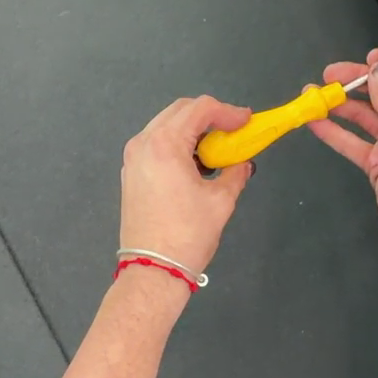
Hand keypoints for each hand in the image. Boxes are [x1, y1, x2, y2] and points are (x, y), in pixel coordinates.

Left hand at [121, 96, 254, 276]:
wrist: (154, 269)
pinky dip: (177, 145)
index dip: (228, 111)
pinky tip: (196, 163)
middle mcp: (143, 143)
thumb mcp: (221, 201)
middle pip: (179, 111)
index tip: (246, 122)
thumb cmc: (188, 235)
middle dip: (209, 116)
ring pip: (165, 126)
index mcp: (165, 144)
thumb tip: (243, 162)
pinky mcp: (131, 174)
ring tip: (217, 148)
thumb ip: (235, 173)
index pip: (200, 108)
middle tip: (234, 131)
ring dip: (192, 131)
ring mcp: (133, 158)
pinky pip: (156, 145)